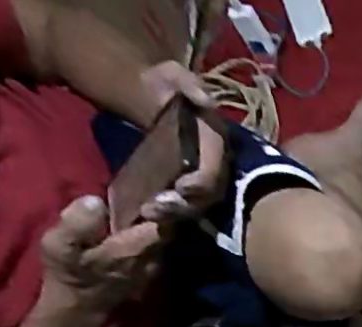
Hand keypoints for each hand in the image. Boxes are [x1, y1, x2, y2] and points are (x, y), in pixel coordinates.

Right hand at [39, 195, 164, 316]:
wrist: (80, 304)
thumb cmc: (68, 272)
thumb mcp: (59, 245)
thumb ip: (78, 223)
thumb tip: (97, 200)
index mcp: (134, 250)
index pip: (162, 225)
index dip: (163, 207)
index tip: (159, 188)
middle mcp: (152, 258)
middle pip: (169, 230)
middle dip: (165, 211)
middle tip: (156, 187)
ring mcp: (154, 265)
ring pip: (165, 238)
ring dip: (160, 221)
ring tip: (151, 198)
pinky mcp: (150, 268)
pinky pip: (158, 245)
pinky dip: (154, 231)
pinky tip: (143, 218)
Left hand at [139, 61, 228, 220]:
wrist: (149, 96)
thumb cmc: (162, 86)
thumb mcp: (173, 76)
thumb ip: (188, 84)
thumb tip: (207, 102)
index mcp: (218, 147)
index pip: (216, 172)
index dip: (203, 182)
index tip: (182, 186)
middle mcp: (216, 170)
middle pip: (206, 198)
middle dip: (182, 206)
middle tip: (153, 210)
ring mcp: (202, 183)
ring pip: (194, 208)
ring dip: (172, 215)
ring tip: (146, 213)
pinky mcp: (185, 190)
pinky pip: (181, 208)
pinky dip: (166, 216)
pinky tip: (144, 215)